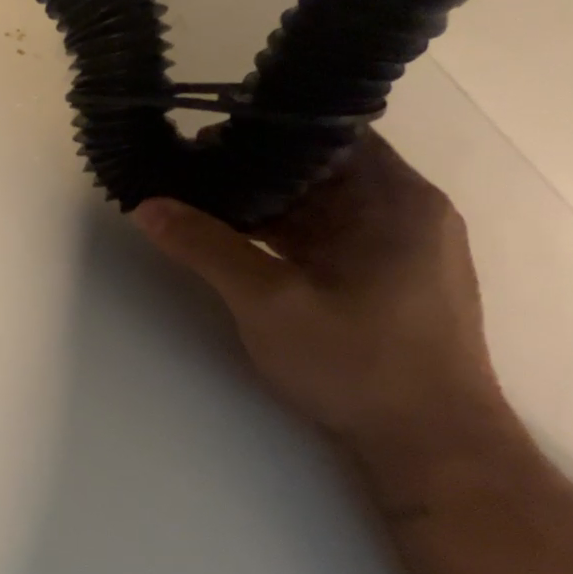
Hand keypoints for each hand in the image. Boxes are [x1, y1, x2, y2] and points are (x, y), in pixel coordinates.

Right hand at [132, 132, 502, 443]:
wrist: (426, 443)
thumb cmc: (357, 362)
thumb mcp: (268, 302)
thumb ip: (206, 247)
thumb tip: (146, 205)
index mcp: (397, 202)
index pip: (331, 136)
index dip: (267, 130)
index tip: (202, 136)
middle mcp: (404, 213)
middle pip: (319, 169)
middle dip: (250, 168)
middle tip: (182, 170)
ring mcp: (392, 248)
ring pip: (315, 204)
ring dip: (257, 203)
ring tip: (191, 201)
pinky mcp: (376, 279)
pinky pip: (318, 236)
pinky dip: (273, 232)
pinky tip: (225, 239)